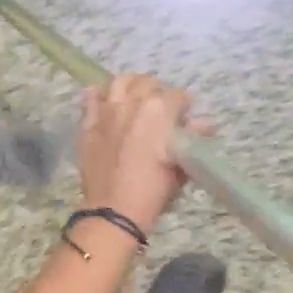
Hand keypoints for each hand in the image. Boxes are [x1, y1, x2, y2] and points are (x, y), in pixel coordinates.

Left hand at [77, 74, 206, 230]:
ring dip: (130, 85)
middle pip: (148, 83)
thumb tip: (204, 125)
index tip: (185, 118)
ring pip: (119, 82)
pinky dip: (98, 96)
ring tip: (135, 97)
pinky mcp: (88, 124)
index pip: (178, 96)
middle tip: (161, 109)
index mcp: (159, 110)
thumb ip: (191, 140)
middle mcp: (132, 102)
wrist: (114, 210)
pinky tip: (105, 101)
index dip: (184, 106)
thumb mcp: (181, 167)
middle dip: (158, 92)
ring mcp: (107, 111)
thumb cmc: (153, 191)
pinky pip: (91, 99)